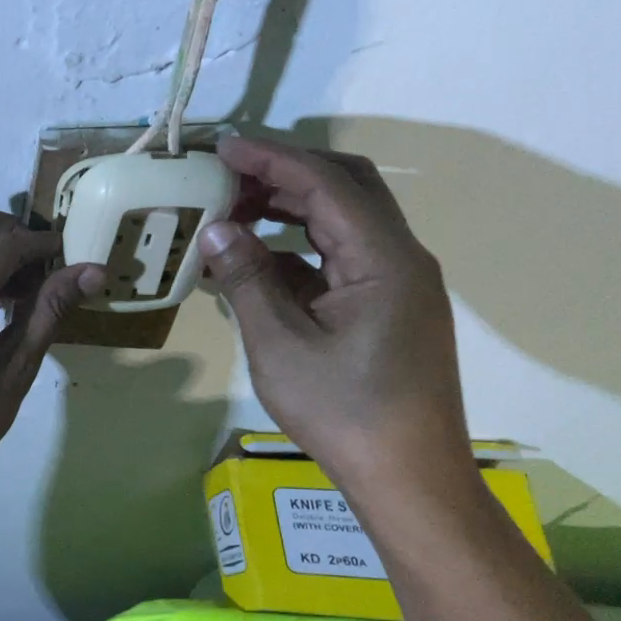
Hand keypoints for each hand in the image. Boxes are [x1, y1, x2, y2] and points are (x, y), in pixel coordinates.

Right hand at [199, 137, 466, 485]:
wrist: (406, 472)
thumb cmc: (341, 409)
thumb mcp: (279, 344)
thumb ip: (246, 279)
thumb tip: (215, 228)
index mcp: (384, 260)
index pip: (326, 185)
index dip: (272, 159)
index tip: (221, 147)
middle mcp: (399, 257)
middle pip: (346, 188)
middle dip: (284, 172)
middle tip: (224, 173)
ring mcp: (395, 281)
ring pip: (342, 219)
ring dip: (288, 205)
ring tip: (230, 209)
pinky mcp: (384, 304)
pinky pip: (337, 254)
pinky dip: (294, 244)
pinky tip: (251, 257)